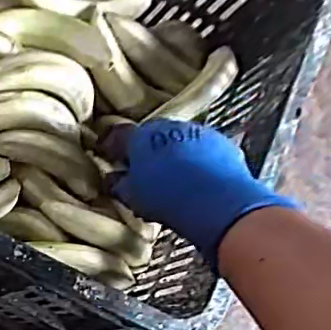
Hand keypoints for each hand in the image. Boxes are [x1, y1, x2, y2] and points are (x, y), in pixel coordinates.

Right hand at [110, 120, 297, 266]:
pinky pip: (202, 151)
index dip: (111, 147)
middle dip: (145, 152)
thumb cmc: (167, 198)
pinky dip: (196, 163)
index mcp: (140, 136)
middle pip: (151, 136)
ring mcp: (198, 133)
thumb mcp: (132, 197)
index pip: (118, 136)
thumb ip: (119, 185)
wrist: (218, 203)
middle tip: (140, 174)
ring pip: (178, 142)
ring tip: (170, 182)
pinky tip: (195, 184)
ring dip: (172, 156)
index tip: (107, 156)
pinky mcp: (222, 144)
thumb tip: (113, 180)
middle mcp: (169, 126)